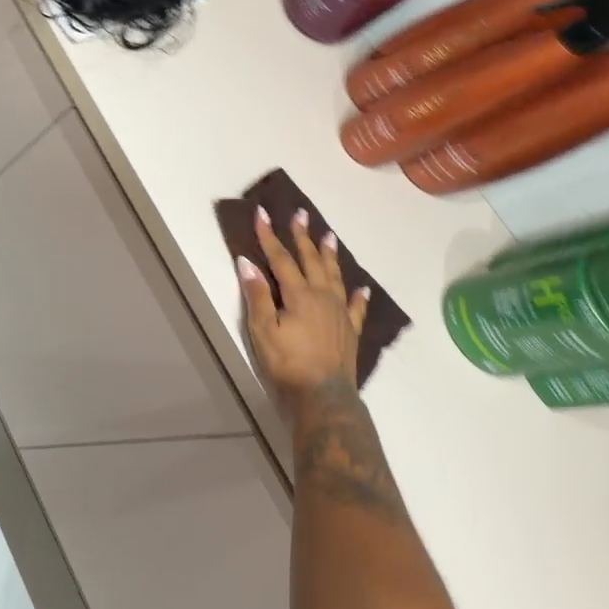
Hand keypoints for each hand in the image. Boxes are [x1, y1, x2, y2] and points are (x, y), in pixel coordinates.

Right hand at [240, 206, 370, 406]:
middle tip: (301, 214)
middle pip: (311, 261)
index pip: (280, 258)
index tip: (262, 213)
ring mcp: (340, 313)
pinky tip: (362, 289)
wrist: (323, 395)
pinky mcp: (349, 330)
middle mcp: (322, 297)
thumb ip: (257, 295)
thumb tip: (247, 262)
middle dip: (302, 237)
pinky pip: (356, 308)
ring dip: (329, 255)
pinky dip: (358, 296)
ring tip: (328, 236)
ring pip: (335, 276)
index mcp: (299, 295)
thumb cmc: (286, 362)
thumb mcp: (262, 329)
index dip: (269, 235)